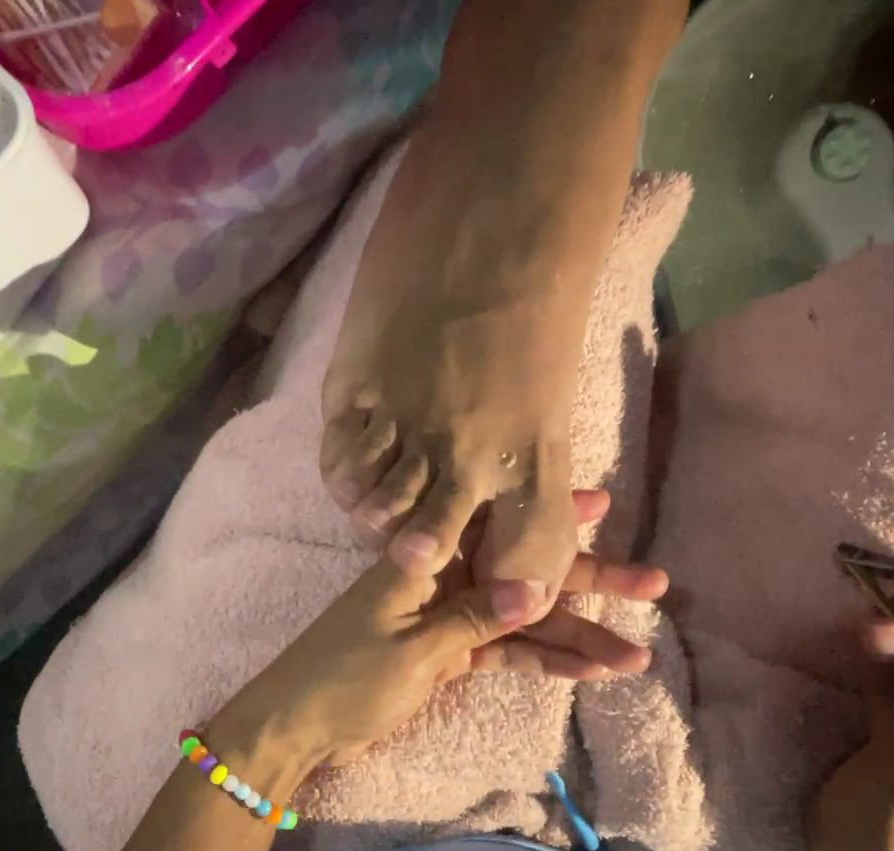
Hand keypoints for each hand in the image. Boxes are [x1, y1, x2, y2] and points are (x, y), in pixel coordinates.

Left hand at [212, 490, 666, 769]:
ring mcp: (446, 620)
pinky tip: (588, 672)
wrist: (300, 722)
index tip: (601, 498)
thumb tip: (536, 586)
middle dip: (587, 581)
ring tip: (639, 651)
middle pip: (523, 574)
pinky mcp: (445, 656)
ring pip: (521, 620)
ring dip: (575, 635)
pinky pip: (501, 653)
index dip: (549, 515)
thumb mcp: (412, 645)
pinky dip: (539, 662)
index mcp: (424, 562)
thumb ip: (473, 618)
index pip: (495, 527)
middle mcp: (441, 582)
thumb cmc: (345, 674)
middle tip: (655, 583)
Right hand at [321, 258, 581, 601]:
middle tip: (410, 550)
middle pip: (425, 541)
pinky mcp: (355, 384)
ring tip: (375, 514)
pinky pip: (339, 455)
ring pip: (374, 505)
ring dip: (375, 517)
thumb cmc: (539, 299)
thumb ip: (534, 472)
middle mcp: (462, 448)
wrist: (498, 208)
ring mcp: (403, 416)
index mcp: (527, 449)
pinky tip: (351, 468)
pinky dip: (344, 473)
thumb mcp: (554, 395)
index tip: (501, 599)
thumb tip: (512, 529)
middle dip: (419, 557)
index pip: (518, 549)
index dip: (512, 587)